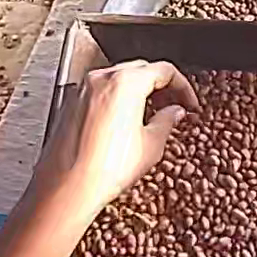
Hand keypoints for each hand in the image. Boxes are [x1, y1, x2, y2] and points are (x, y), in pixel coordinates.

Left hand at [34, 60, 198, 222]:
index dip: (183, 86)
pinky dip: (118, 98)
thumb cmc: (105, 169)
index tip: (189, 101)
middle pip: (140, 69)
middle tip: (174, 105)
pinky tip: (126, 121)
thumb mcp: (151, 145)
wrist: (67, 188)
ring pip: (118, 77)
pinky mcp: (70, 104)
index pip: (163, 70)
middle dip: (161, 84)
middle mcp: (101, 79)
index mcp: (126, 82)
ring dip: (139, 90)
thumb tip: (175, 113)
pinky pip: (100, 91)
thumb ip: (167, 121)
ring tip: (152, 114)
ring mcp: (82, 90)